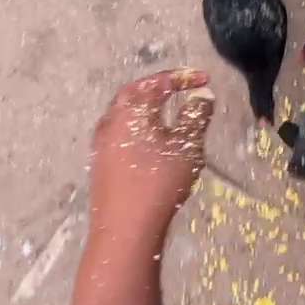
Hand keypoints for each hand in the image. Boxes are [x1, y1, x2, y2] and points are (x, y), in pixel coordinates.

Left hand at [89, 69, 215, 247]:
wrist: (126, 227)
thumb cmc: (160, 180)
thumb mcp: (188, 145)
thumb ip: (196, 116)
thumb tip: (201, 96)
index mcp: (131, 113)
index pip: (155, 83)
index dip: (181, 77)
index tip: (204, 79)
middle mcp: (111, 123)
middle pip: (132, 93)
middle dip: (157, 85)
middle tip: (180, 85)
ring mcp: (101, 144)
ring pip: (122, 112)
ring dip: (144, 104)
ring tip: (166, 107)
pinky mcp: (101, 162)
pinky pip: (119, 130)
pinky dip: (137, 122)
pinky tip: (150, 135)